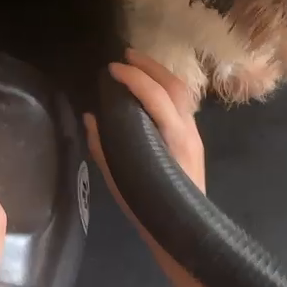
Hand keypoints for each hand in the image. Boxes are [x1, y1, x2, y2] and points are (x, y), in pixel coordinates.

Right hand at [84, 49, 206, 208]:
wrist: (184, 231)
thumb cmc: (150, 207)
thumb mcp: (120, 179)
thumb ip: (104, 147)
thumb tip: (91, 118)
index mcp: (173, 138)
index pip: (155, 95)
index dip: (133, 77)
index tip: (111, 70)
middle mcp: (188, 131)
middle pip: (174, 85)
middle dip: (150, 66)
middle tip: (126, 55)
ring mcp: (194, 134)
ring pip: (182, 93)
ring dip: (160, 74)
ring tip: (138, 66)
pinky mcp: (194, 140)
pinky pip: (182, 104)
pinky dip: (165, 90)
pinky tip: (150, 91)